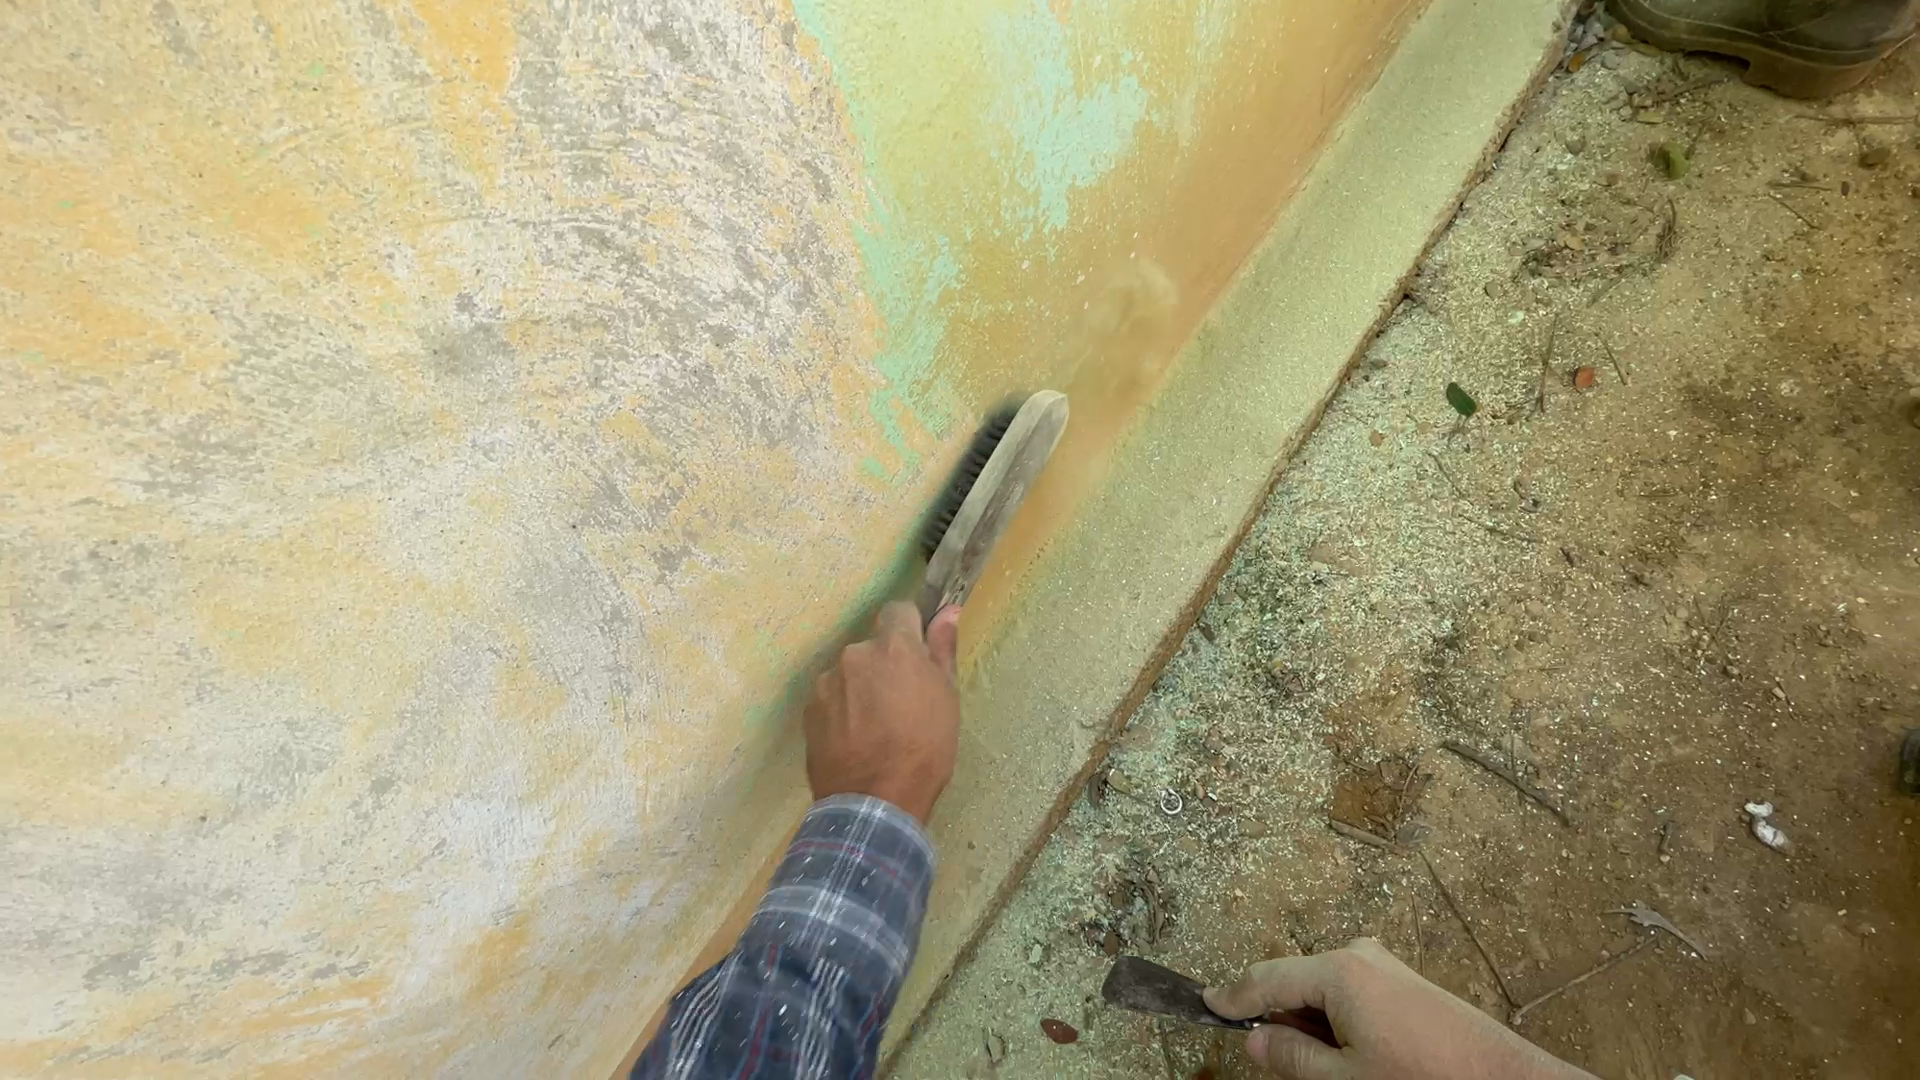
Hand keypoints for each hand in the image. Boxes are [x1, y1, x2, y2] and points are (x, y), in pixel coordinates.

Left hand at [804, 602, 961, 823]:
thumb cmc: (925, 749)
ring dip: (861, 687)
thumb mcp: (947, 697)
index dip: (909, 628)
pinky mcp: (809, 709)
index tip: (917, 652)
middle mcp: (854, 654)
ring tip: (875, 726)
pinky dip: (843, 709)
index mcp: (893, 646)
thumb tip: (948, 611)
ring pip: (850, 672)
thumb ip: (943, 649)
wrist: (875, 803)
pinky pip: (832, 697)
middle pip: (872, 646)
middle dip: (885, 664)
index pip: (898, 610)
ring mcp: (827, 682)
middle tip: (901, 701)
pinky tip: (855, 738)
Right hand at [1204, 939, 1595, 1079]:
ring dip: (1310, 1023)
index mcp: (1337, 970)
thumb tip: (1252, 1039)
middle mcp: (1357, 954)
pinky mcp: (1408, 985)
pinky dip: (1337, 1020)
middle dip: (1278, 1016)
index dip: (1233, 995)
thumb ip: (1292, 1058)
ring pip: (1324, 991)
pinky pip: (1353, 994)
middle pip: (1296, 981)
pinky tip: (1351, 1055)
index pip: (1267, 978)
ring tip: (1319, 1065)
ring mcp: (1385, 966)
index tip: (1204, 1002)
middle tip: (1266, 1052)